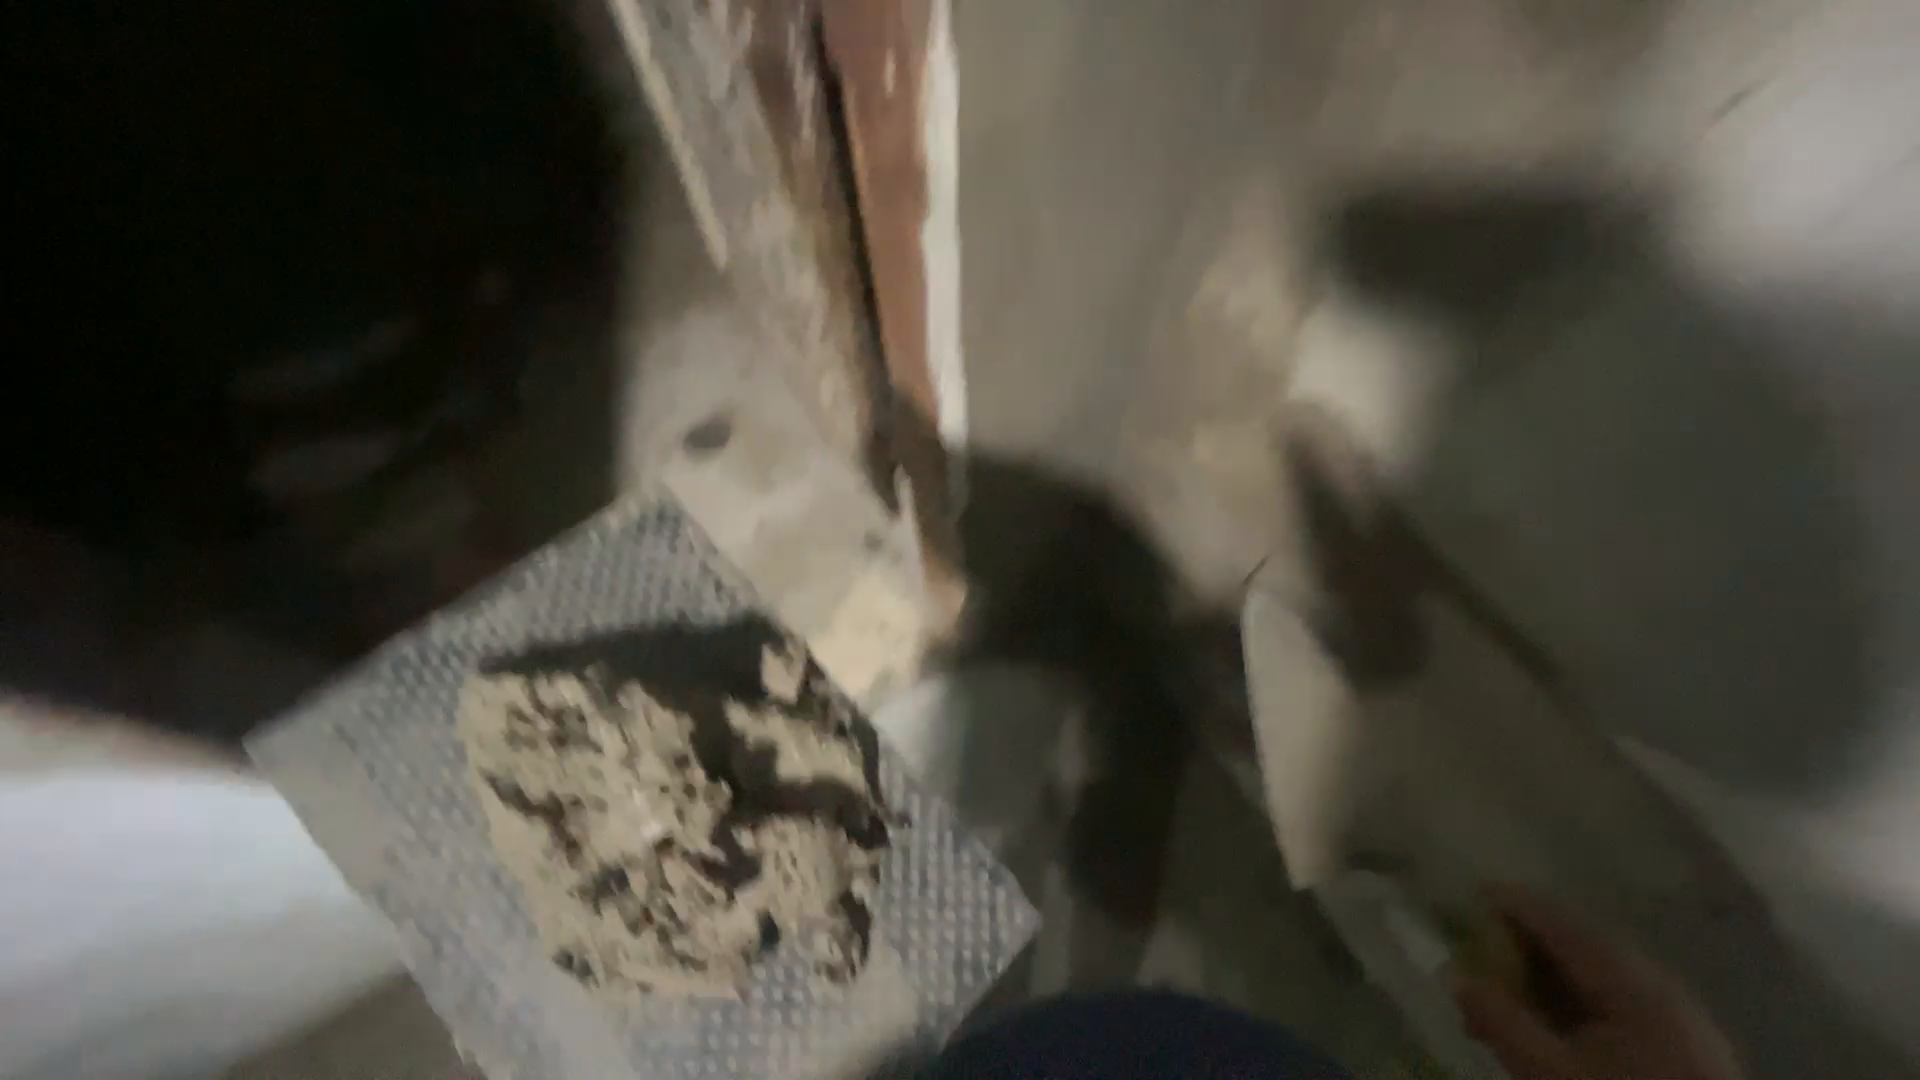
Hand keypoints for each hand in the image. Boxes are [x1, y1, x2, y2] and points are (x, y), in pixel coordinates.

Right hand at [1453, 887, 1744, 1079]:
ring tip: (1498, 999)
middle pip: (1575, 943)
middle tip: (1472, 956)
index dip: (1507, 904)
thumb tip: (1454, 975)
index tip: (1462, 899)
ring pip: (1592, 974)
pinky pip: (1611, 1003)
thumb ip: (1499, 1020)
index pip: (1558, 920)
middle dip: (1519, 945)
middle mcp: (1659, 987)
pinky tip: (1543, 1026)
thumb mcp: (1551, 1074)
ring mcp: (1677, 1020)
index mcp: (1634, 983)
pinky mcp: (1681, 1049)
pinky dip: (1568, 1002)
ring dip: (1540, 976)